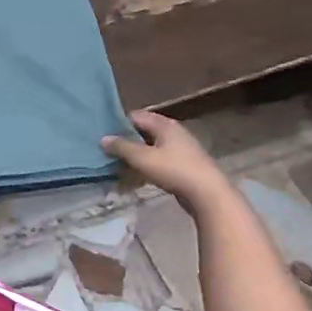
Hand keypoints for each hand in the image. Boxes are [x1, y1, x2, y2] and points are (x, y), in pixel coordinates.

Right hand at [102, 110, 233, 211]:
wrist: (208, 194)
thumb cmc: (173, 170)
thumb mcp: (142, 158)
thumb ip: (121, 147)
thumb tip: (103, 139)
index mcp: (164, 124)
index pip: (136, 116)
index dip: (119, 124)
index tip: (105, 136)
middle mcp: (174, 132)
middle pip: (144, 131)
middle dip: (127, 141)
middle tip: (109, 152)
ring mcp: (181, 148)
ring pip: (151, 147)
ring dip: (137, 156)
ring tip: (121, 166)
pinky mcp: (184, 165)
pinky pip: (160, 160)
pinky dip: (148, 166)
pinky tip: (138, 177)